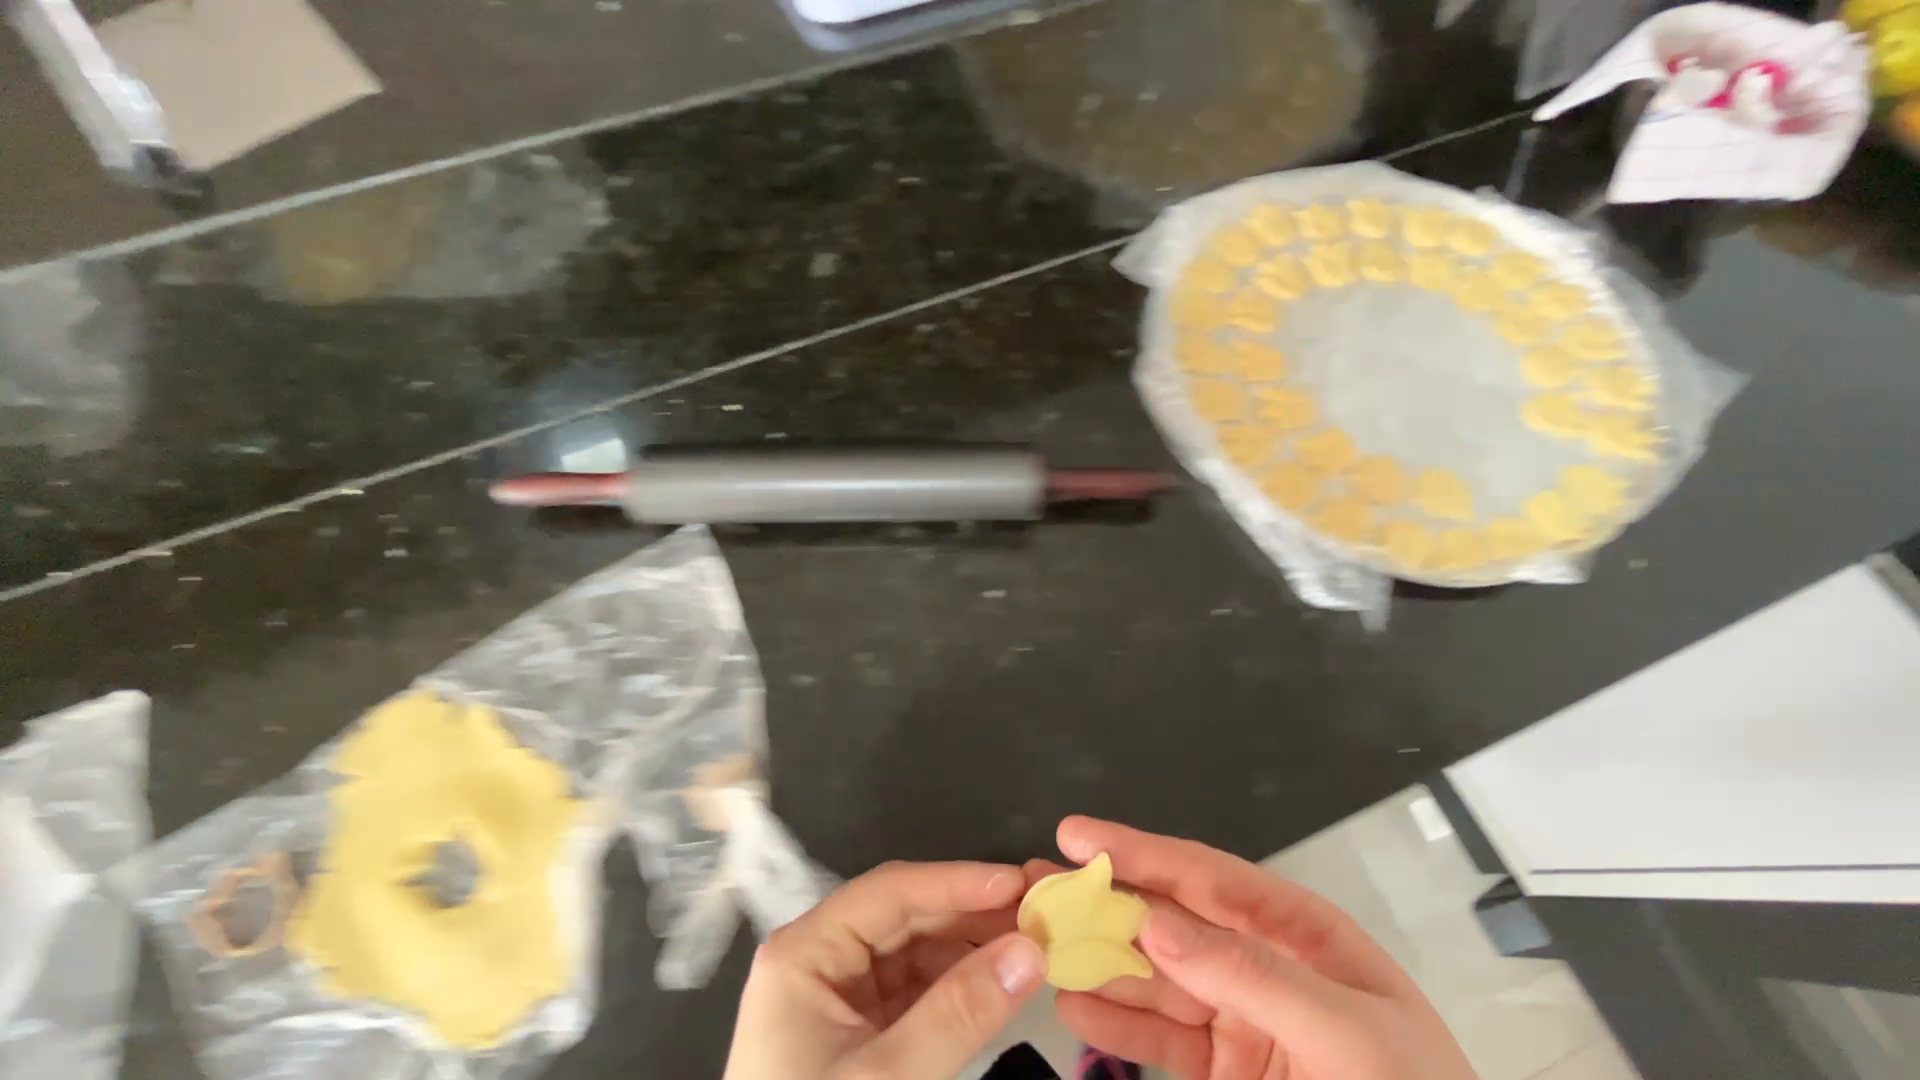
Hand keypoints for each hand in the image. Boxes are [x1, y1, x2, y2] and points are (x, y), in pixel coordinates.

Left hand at [723, 860, 1046, 1079]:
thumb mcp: (887, 1077)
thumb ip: (960, 1013)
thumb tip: (1031, 949)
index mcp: (806, 952)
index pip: (890, 892)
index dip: (957, 882)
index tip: (1020, 883)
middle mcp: (821, 959)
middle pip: (905, 916)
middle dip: (972, 914)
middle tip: (1040, 914)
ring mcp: (841, 996)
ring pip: (916, 951)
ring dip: (972, 948)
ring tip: (1032, 945)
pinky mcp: (860, 1032)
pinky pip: (917, 991)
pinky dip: (960, 985)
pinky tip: (1000, 982)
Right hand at [1030, 816, 1477, 1079]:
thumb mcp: (1349, 1037)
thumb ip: (1253, 975)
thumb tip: (1155, 923)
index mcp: (1301, 932)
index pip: (1208, 877)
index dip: (1140, 851)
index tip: (1076, 835)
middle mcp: (1263, 963)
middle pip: (1169, 921)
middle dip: (1103, 901)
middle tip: (1037, 883)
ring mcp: (1241, 1017)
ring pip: (1155, 976)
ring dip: (1098, 959)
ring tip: (1039, 941)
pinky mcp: (1225, 1069)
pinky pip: (1161, 1038)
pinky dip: (1116, 1021)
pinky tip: (1073, 1006)